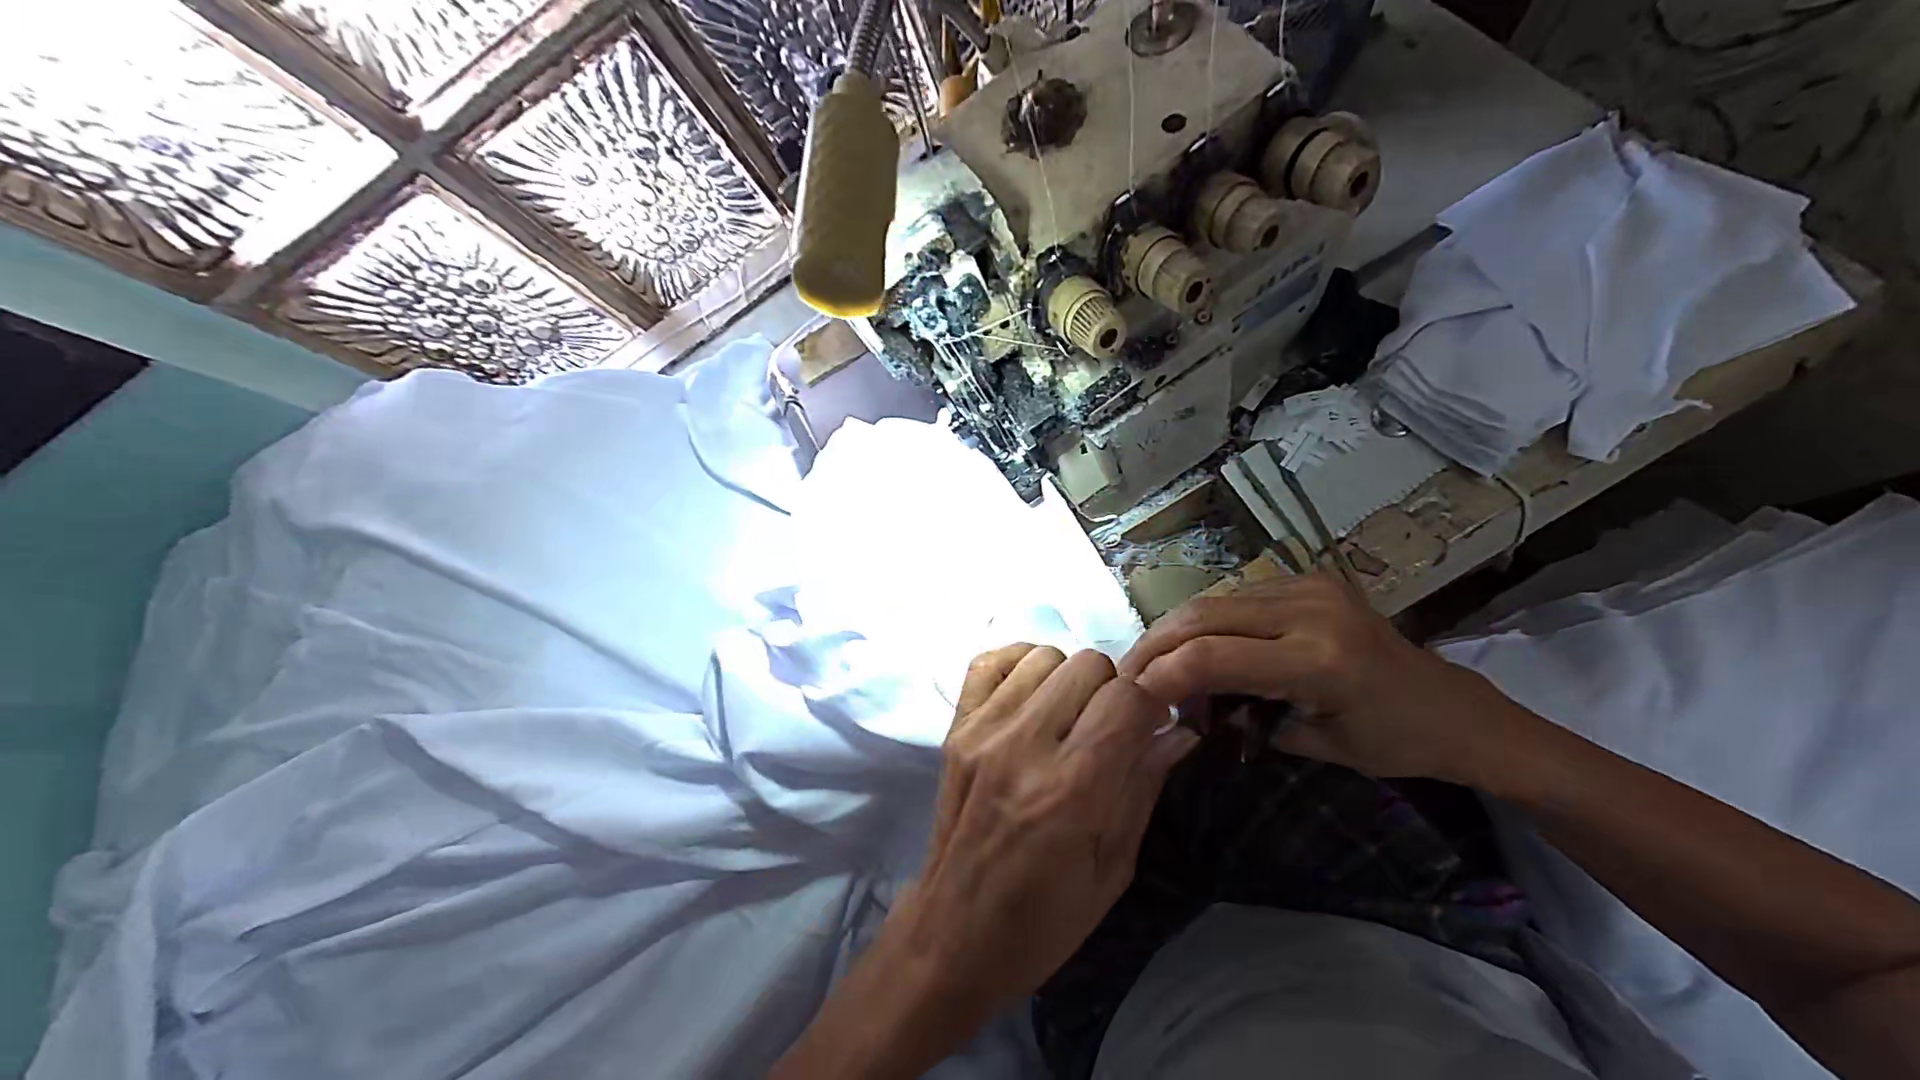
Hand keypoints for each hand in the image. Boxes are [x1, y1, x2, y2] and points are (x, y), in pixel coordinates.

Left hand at [772, 645, 1197, 1079]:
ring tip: (1070, 717)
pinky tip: (1033, 698)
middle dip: (1115, 689)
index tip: (1154, 724)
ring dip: (1070, 679)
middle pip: (1089, 664)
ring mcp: (981, 732)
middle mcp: (1022, 748)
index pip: (1128, 698)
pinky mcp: (954, 728)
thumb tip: (1179, 729)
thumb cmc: (1042, 922)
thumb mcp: (1113, 870)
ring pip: (1046, 655)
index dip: (1153, 703)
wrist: (951, 934)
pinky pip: (991, 660)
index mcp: (1070, 792)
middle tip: (1111, 726)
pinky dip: (1021, 666)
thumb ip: (1143, 787)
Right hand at [1119, 572, 1533, 784]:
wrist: (1453, 707)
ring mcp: (1310, 586)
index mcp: (1320, 659)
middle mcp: (1311, 610)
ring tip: (1153, 665)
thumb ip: (1244, 718)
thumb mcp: (1314, 743)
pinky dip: (1206, 624)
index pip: (1213, 656)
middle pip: (1202, 615)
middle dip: (1154, 644)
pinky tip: (1194, 649)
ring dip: (1175, 632)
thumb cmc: (1394, 742)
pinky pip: (1236, 598)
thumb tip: (1184, 705)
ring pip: (1213, 601)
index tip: (1129, 697)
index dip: (1162, 674)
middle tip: (1126, 674)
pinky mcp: (1308, 580)